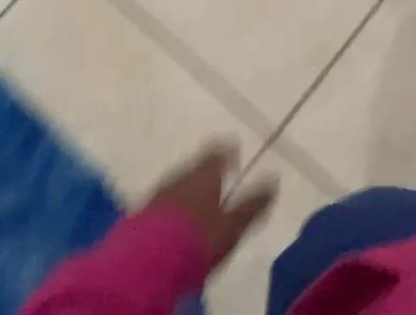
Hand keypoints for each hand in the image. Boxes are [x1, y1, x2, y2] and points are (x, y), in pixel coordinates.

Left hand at [144, 142, 277, 269]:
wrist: (142, 264)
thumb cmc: (197, 239)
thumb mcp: (233, 225)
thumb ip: (254, 203)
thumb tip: (275, 179)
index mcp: (205, 172)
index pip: (219, 150)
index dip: (229, 151)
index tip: (235, 157)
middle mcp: (181, 174)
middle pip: (197, 165)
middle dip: (207, 172)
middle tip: (219, 184)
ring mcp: (158, 193)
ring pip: (179, 183)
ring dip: (189, 190)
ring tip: (198, 206)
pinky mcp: (140, 214)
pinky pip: (163, 202)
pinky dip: (173, 206)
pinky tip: (176, 221)